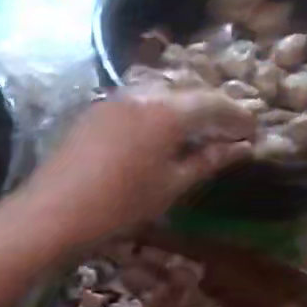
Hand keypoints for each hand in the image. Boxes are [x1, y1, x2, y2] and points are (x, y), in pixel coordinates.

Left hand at [22, 84, 255, 247]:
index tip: (253, 131)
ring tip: (192, 135)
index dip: (238, 117)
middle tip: (226, 132)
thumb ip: (207, 161)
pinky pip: (134, 104)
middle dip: (210, 110)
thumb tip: (240, 148)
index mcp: (168, 110)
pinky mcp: (93, 112)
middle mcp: (142, 93)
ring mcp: (113, 100)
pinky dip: (154, 114)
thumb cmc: (119, 206)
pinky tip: (155, 137)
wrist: (52, 213)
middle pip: (186, 93)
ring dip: (180, 110)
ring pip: (158, 95)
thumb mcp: (170, 187)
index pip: (215, 103)